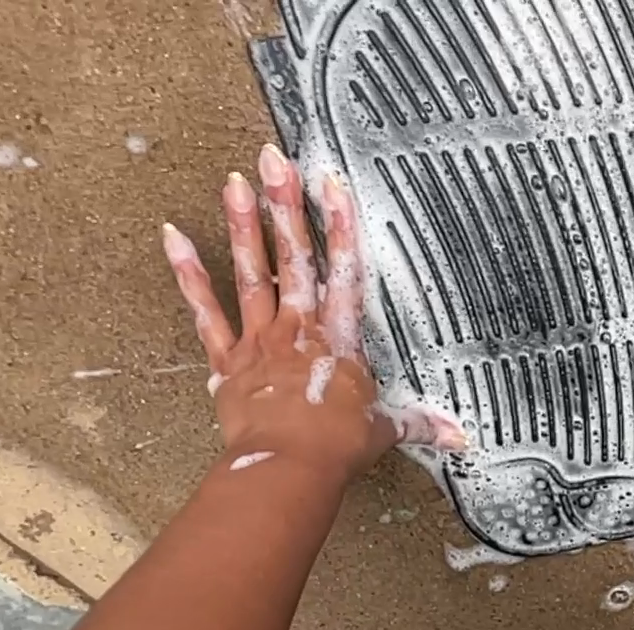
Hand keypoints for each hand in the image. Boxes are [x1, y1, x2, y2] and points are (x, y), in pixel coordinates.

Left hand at [162, 145, 465, 483]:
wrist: (289, 466)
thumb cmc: (340, 446)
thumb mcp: (386, 431)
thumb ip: (422, 425)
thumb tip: (462, 439)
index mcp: (340, 342)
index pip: (344, 275)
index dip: (339, 230)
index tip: (331, 187)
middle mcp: (299, 330)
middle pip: (295, 260)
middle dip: (286, 208)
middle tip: (274, 160)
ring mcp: (260, 341)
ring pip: (252, 274)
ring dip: (244, 226)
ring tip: (235, 180)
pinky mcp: (228, 360)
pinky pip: (206, 312)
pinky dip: (189, 275)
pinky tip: (172, 235)